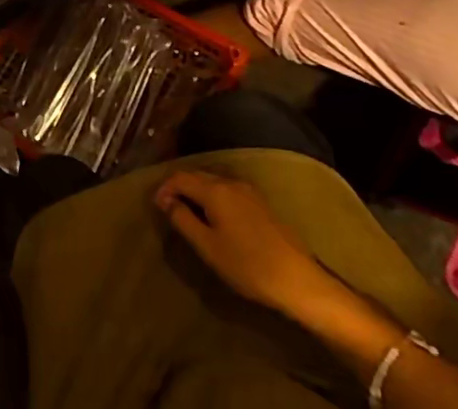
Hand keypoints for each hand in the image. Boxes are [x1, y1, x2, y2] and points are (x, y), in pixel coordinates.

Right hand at [154, 170, 335, 314]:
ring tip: (189, 209)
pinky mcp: (262, 204)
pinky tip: (215, 214)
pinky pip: (228, 188)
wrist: (301, 282)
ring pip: (214, 180)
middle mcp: (231, 182)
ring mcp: (250, 192)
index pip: (179, 177)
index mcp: (215, 190)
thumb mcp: (207, 246)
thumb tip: (165, 200)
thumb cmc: (248, 266)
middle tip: (169, 207)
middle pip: (196, 174)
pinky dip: (214, 194)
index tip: (157, 206)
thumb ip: (182, 218)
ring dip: (197, 189)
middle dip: (179, 186)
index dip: (164, 188)